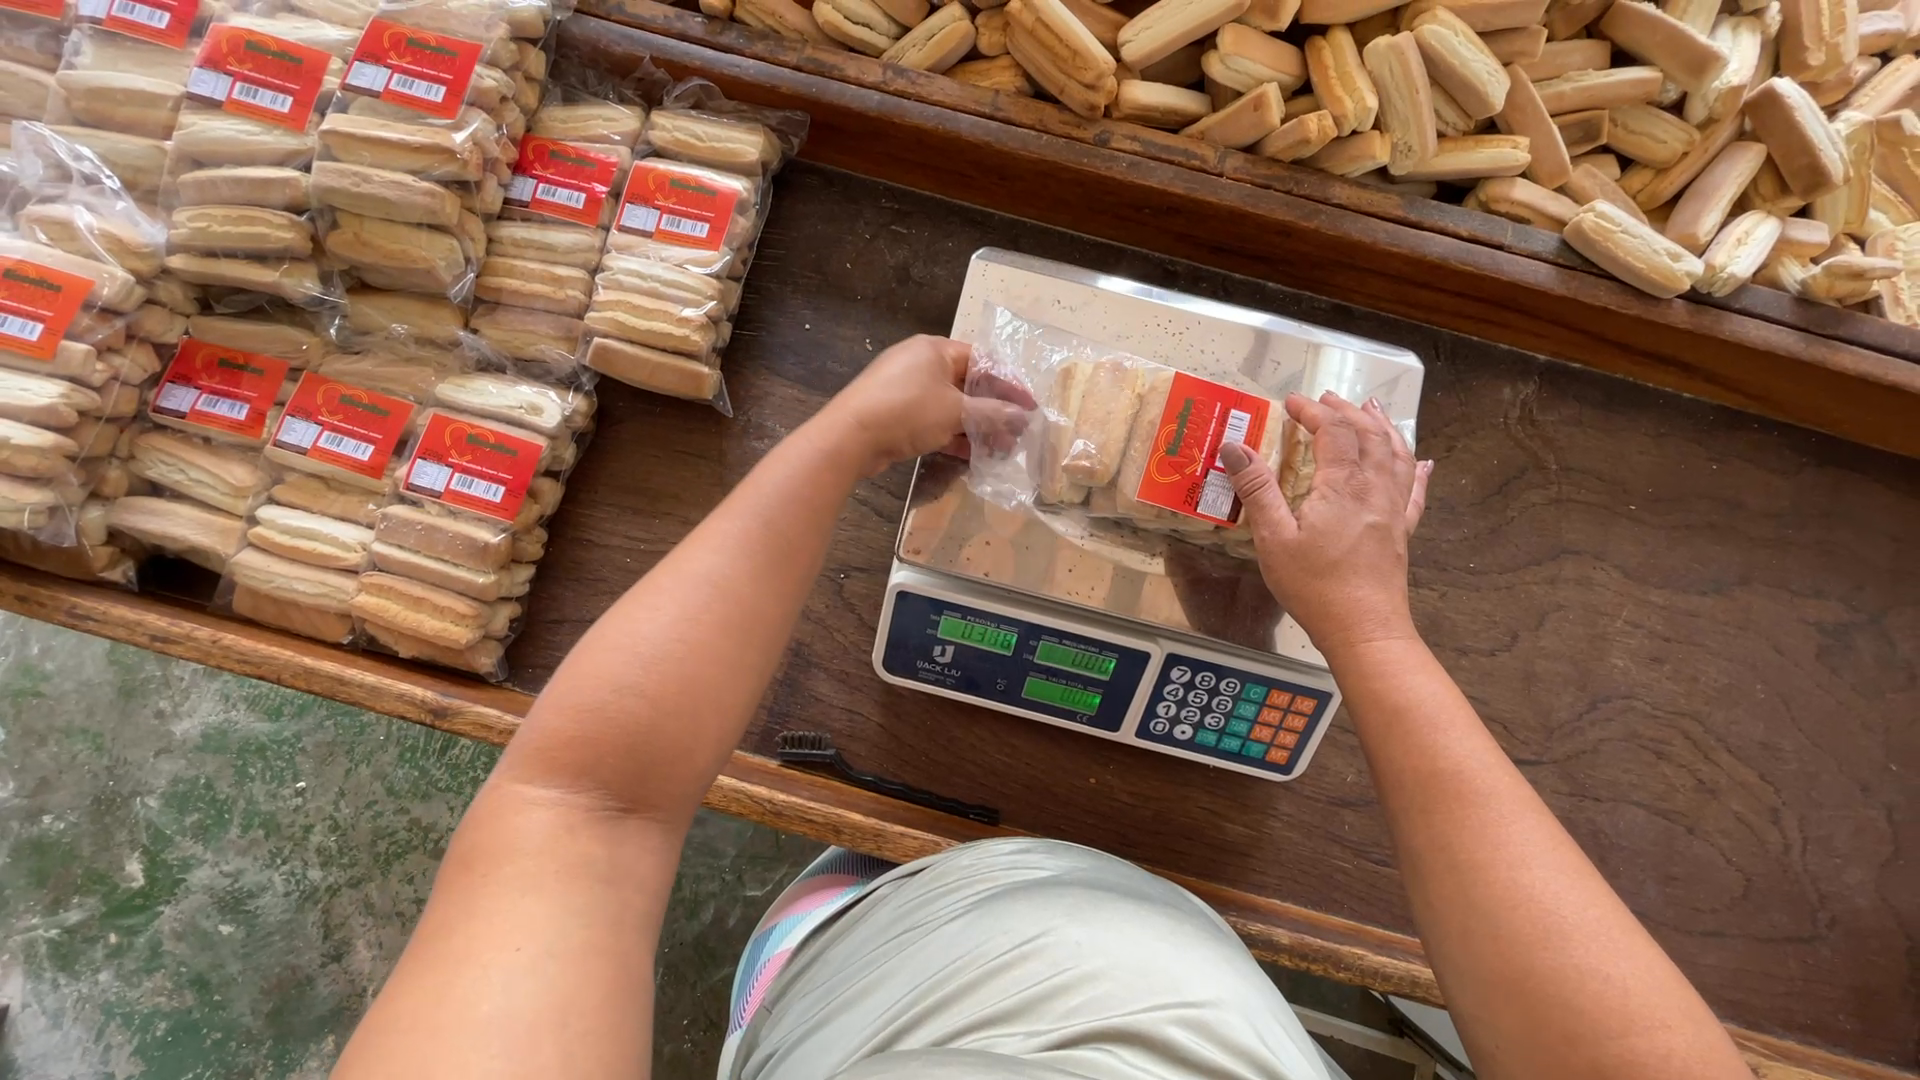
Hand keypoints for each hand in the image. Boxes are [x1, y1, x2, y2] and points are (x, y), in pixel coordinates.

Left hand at [819, 334, 1034, 476]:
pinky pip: (934, 422)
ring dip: (976, 427)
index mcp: (935, 350)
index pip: (982, 361)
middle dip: (994, 411)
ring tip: (1001, 449)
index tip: (1028, 407)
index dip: (1008, 384)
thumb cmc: (907, 411)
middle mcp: (921, 365)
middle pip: (967, 385)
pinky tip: (974, 455)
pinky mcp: (897, 416)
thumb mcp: (956, 411)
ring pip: (951, 407)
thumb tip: (1021, 418)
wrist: (850, 437)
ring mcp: (907, 391)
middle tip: (1017, 433)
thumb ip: (992, 414)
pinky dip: (954, 436)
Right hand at [1220, 392, 1431, 654]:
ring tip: (1372, 410)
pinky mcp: (1402, 531)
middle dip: (1347, 412)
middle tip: (1326, 399)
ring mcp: (1393, 510)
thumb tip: (1234, 447)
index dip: (1313, 411)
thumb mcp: (1274, 537)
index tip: (1292, 402)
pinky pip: (1414, 490)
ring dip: (1383, 427)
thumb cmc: (1314, 585)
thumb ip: (1257, 489)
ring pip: (1396, 455)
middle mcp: (1375, 489)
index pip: (1333, 432)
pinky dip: (1417, 469)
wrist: (1364, 628)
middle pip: (1369, 436)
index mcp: (1343, 486)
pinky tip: (1422, 461)